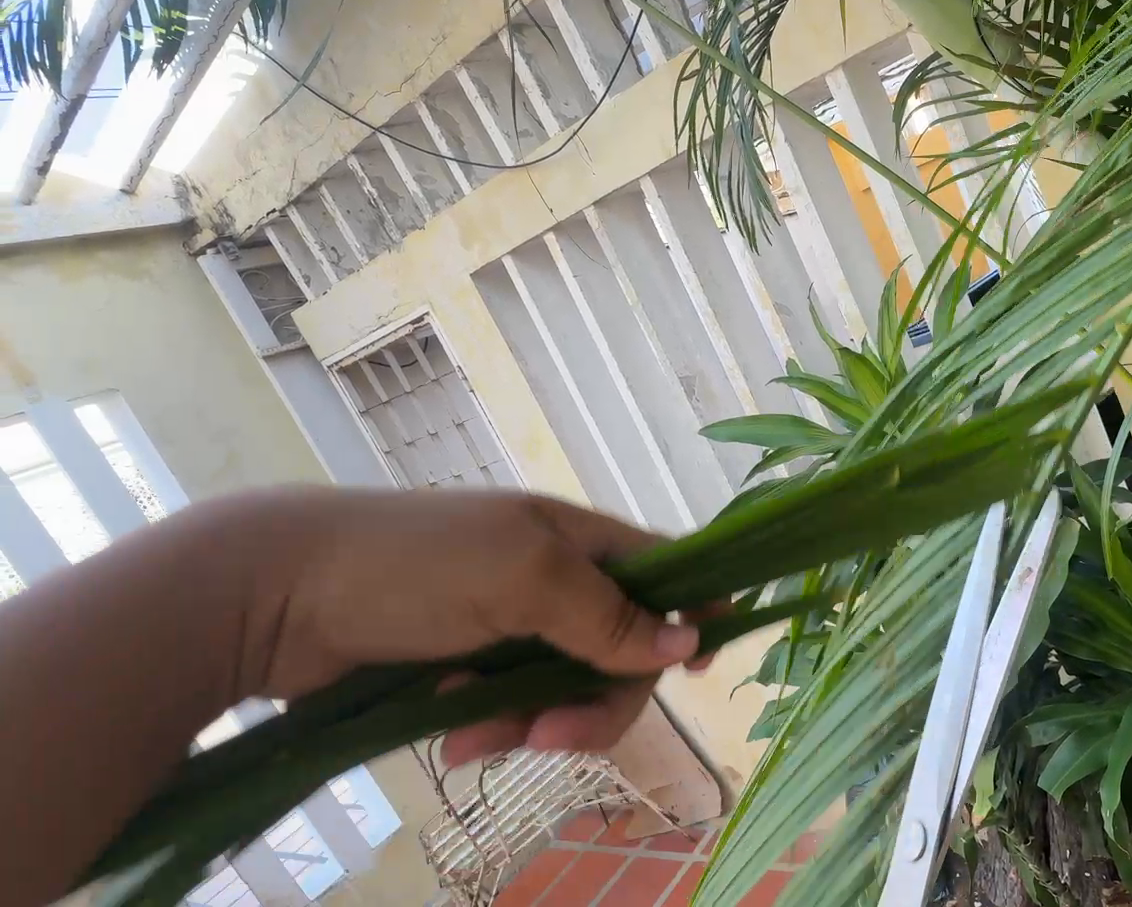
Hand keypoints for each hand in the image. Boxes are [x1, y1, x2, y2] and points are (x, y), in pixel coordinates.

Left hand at [197, 486, 700, 766]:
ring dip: (534, 721)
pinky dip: (492, 727)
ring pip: (570, 690)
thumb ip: (608, 614)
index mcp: (583, 543)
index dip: (695, 608)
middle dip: (597, 700)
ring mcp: (517, 629)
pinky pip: (516, 710)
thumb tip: (689, 644)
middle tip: (550, 739)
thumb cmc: (417, 563)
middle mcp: (561, 585)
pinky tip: (450, 731)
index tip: (705, 663)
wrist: (274, 595)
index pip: (666, 569)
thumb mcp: (524, 577)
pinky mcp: (473, 671)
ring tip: (473, 735)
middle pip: (624, 651)